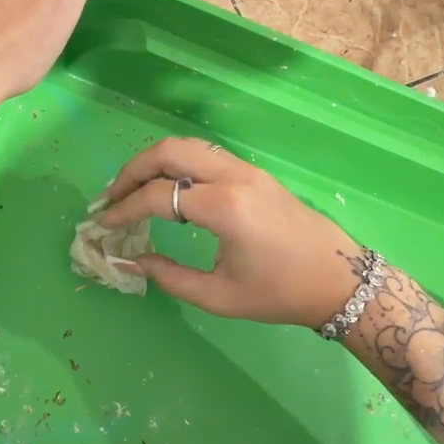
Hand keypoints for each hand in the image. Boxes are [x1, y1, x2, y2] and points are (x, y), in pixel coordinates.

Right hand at [95, 138, 366, 328]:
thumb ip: (170, 278)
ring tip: (131, 191)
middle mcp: (234, 178)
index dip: (123, 210)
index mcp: (225, 208)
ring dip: (153, 163)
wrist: (340, 280)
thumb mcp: (220, 297)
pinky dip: (177, 165)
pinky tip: (166, 191)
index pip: (158, 196)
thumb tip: (133, 261)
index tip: (103, 226)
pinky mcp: (255, 173)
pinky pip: (206, 156)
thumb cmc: (281, 294)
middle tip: (110, 198)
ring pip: (188, 147)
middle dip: (131, 171)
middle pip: (169, 152)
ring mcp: (247, 170)